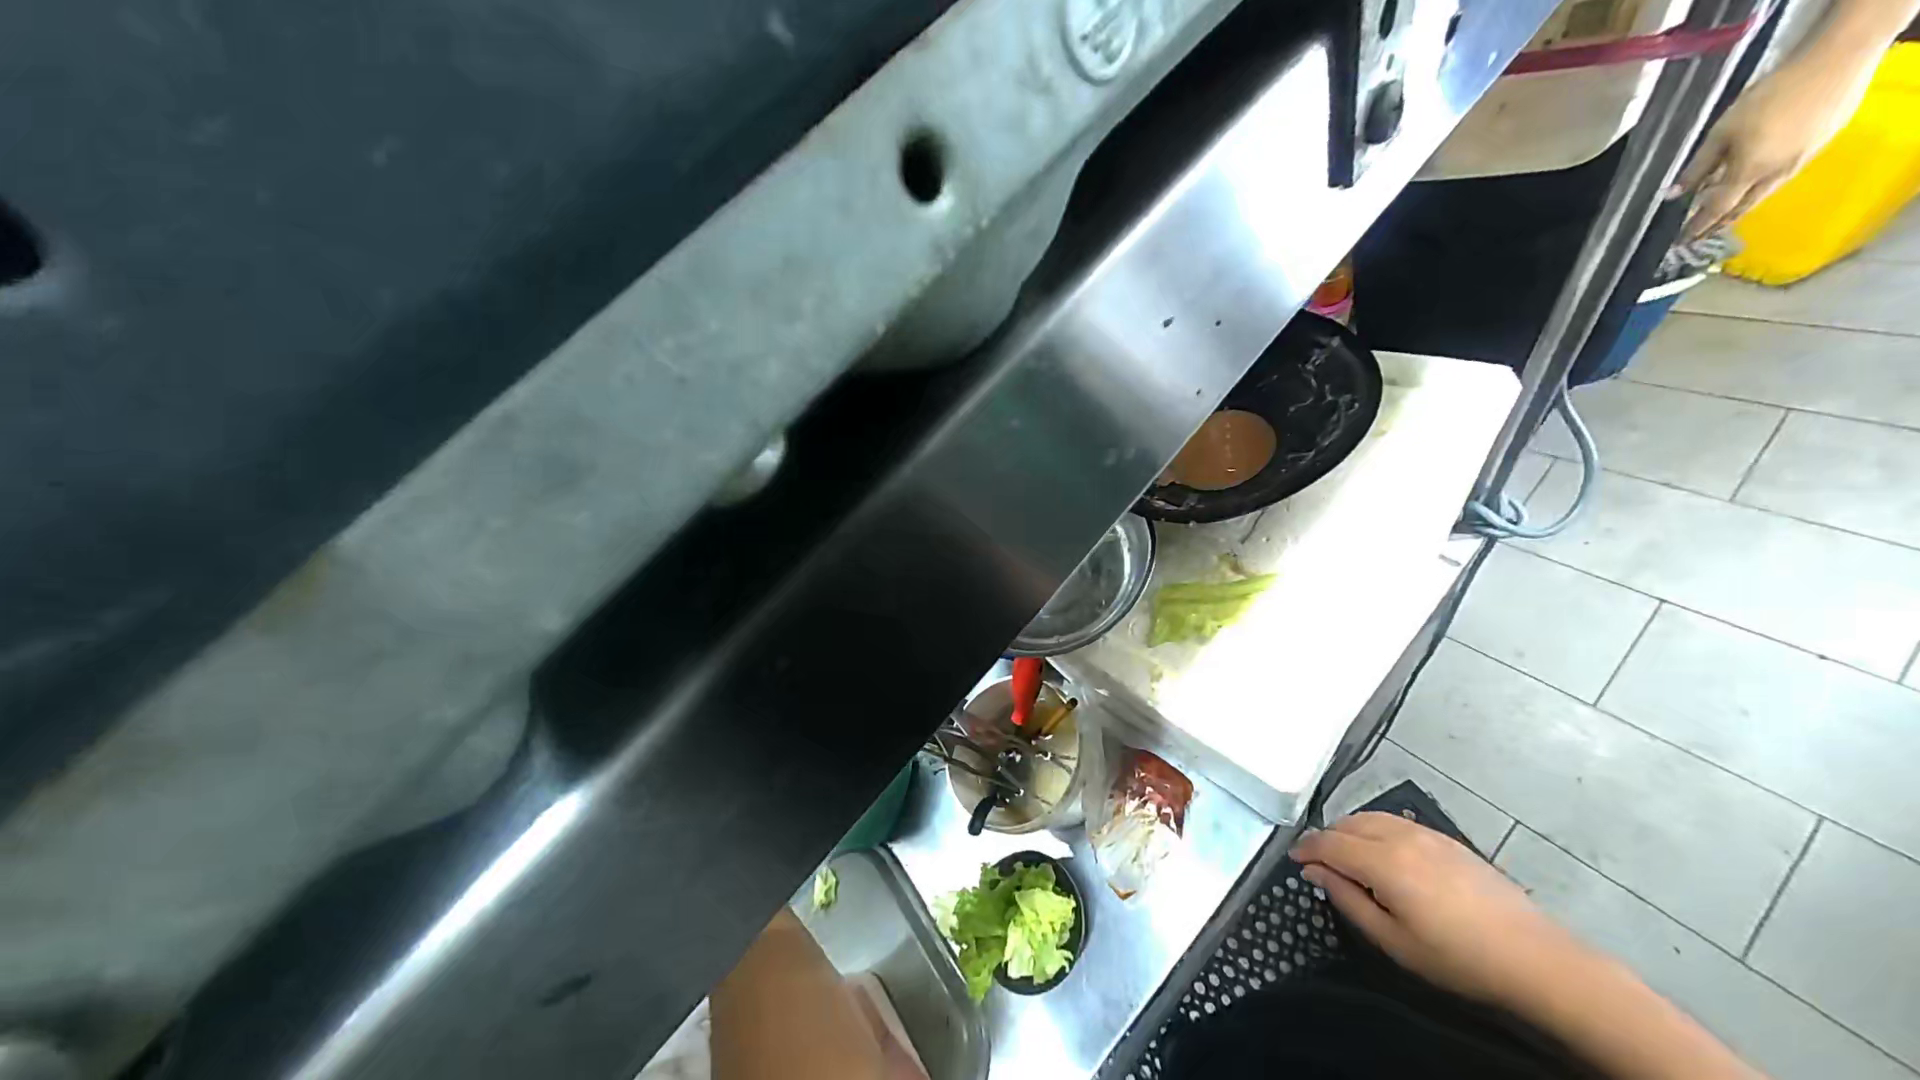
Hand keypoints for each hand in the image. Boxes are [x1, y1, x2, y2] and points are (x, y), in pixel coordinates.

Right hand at [1290, 812, 1594, 1008]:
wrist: (1537, 960)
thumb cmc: (1458, 958)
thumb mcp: (1393, 941)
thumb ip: (1347, 899)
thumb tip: (1315, 871)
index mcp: (1383, 862)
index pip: (1328, 843)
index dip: (1305, 849)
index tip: (1294, 859)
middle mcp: (1400, 837)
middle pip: (1347, 824)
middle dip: (1326, 839)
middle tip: (1320, 864)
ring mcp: (1427, 834)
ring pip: (1370, 817)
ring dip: (1350, 831)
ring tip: (1348, 857)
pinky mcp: (1448, 839)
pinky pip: (1395, 821)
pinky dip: (1376, 830)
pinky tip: (1383, 854)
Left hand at [1676, 54, 1873, 238]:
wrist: (1836, 63)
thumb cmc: (1770, 98)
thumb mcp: (1721, 134)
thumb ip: (1697, 167)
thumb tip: (1673, 195)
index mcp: (1748, 172)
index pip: (1717, 209)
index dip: (1698, 227)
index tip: (1681, 242)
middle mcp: (1776, 173)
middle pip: (1742, 207)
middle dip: (1718, 224)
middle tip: (1699, 236)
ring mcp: (1801, 160)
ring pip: (1762, 195)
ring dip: (1738, 209)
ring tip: (1720, 217)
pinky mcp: (1817, 146)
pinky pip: (1780, 178)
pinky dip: (1758, 191)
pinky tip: (1749, 187)